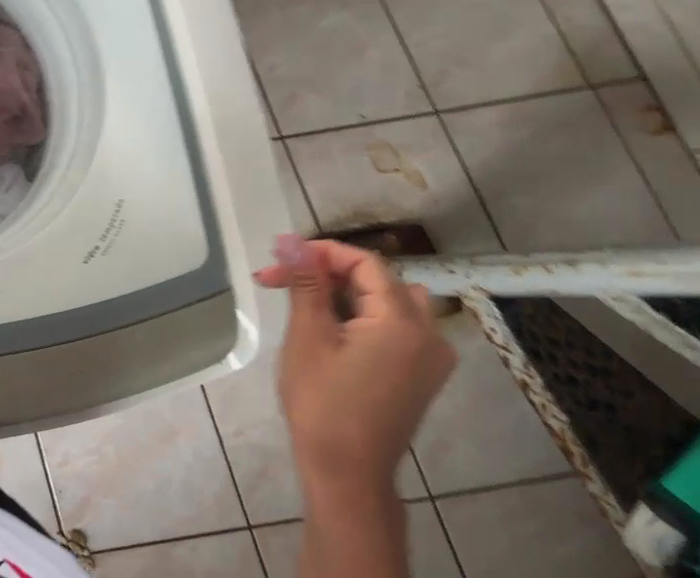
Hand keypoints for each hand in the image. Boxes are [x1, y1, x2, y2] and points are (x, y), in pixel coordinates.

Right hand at [255, 234, 454, 504]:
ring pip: (387, 301)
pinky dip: (360, 314)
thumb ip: (307, 283)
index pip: (365, 263)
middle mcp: (429, 334)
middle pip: (378, 280)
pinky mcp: (421, 373)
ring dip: (342, 291)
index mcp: (403, 322)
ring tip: (300, 300)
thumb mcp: (308, 336)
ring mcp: (430, 356)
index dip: (321, 252)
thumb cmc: (322, 401)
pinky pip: (395, 325)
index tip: (278, 259)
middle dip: (326, 272)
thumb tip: (292, 240)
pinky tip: (326, 327)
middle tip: (277, 280)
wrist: (347, 468)